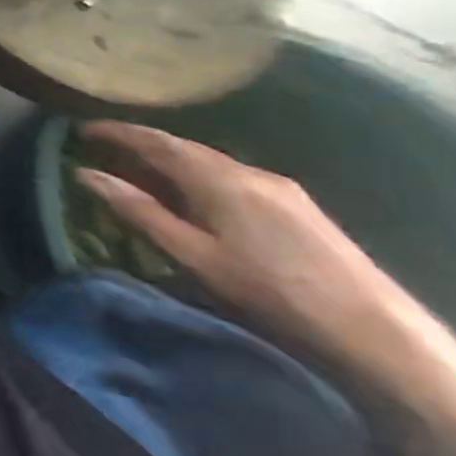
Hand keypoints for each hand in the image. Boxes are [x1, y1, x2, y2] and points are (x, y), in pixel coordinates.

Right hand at [78, 121, 455, 450]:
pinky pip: (231, 174)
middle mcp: (245, 170)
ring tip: (143, 172)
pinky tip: (193, 195)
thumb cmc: (267, 287)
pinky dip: (198, 173)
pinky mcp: (295, 202)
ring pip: (209, 160)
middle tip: (105, 149)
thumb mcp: (191, 253)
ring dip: (171, 160)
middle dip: (140, 144)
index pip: (154, 140)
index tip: (81, 128)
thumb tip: (84, 173)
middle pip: (182, 146)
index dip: (115, 131)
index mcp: (215, 178)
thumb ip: (137, 210)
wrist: (374, 327)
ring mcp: (276, 185)